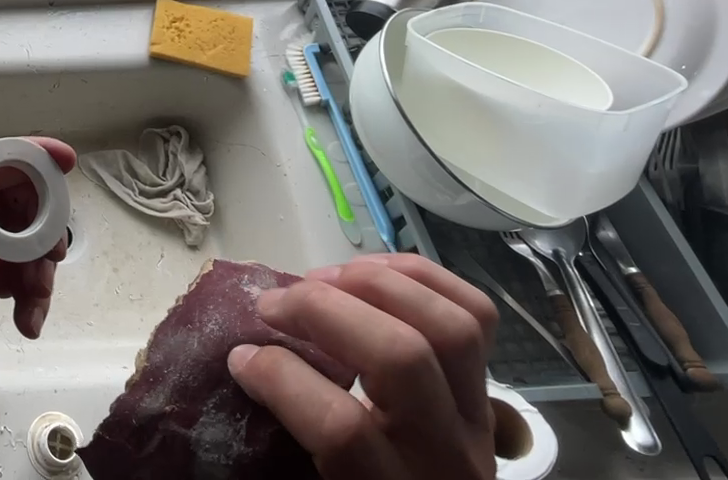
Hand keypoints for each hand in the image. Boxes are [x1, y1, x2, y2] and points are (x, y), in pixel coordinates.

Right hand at [228, 253, 499, 479]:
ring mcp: (476, 416)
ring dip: (374, 283)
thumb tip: (241, 359)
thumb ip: (287, 430)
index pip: (342, 428)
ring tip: (320, 280)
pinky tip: (369, 272)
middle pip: (400, 356)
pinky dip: (420, 278)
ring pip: (448, 326)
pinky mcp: (487, 387)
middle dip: (322, 308)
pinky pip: (476, 314)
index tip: (240, 357)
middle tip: (272, 304)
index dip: (279, 378)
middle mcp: (446, 454)